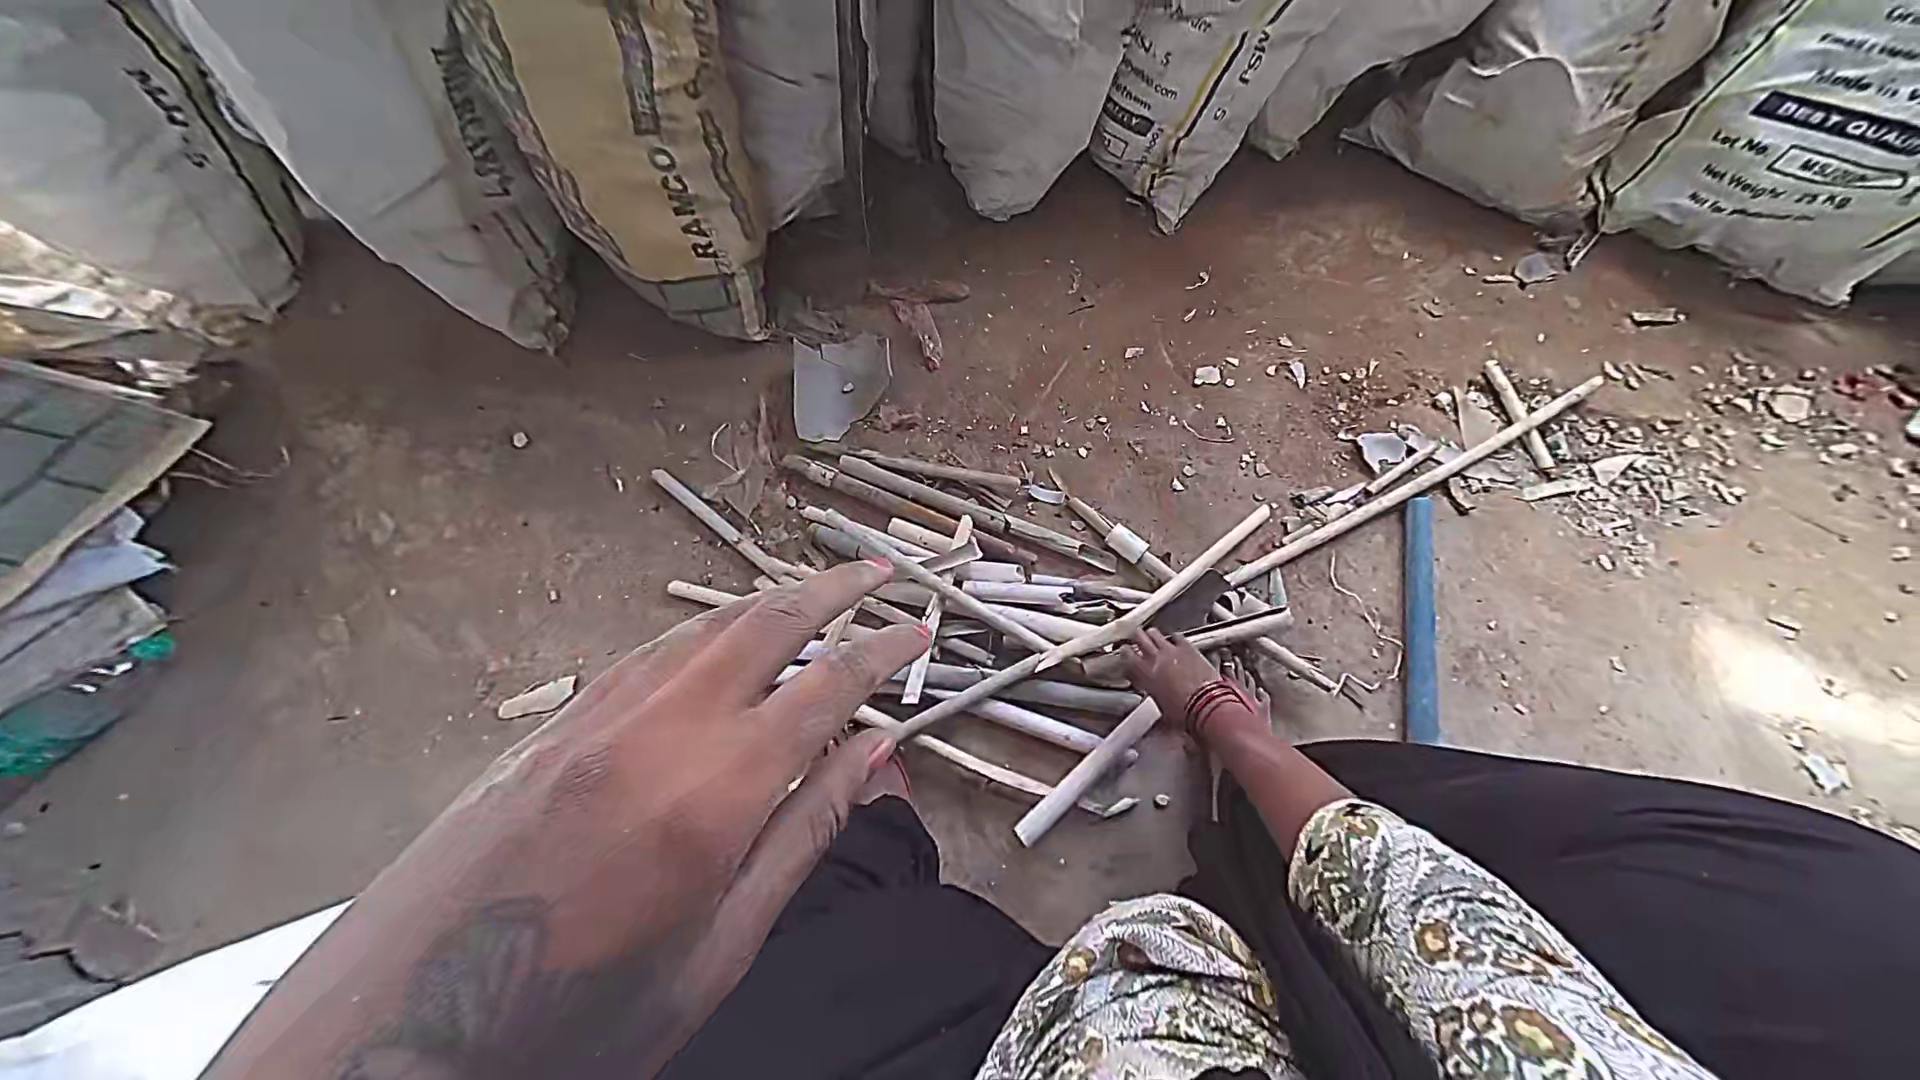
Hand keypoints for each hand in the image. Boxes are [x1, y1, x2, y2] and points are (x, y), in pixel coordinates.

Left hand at [206, 559, 930, 1079]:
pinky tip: (730, 630)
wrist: (396, 1040)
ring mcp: (605, 712)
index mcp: (720, 789)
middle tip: (876, 569)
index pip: (830, 685)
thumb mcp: (725, 943)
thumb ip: (810, 830)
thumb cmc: (584, 1014)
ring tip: (818, 588)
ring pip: (711, 623)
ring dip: (775, 597)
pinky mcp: (562, 718)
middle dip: (834, 587)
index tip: (917, 630)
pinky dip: (712, 624)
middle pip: (770, 622)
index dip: (884, 650)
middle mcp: (665, 726)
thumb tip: (877, 753)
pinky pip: (658, 647)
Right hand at [1127, 628, 1266, 741]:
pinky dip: (1175, 638)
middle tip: (1138, 639)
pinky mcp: (1188, 647)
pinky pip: (1177, 636)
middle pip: (1138, 637)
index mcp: (1143, 673)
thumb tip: (1151, 690)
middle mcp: (1154, 658)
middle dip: (1137, 637)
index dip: (1125, 652)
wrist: (1206, 706)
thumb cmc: (1184, 712)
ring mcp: (1171, 650)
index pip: (1126, 654)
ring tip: (1154, 637)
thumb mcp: (1159, 704)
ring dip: (1153, 635)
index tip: (1126, 652)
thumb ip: (1150, 690)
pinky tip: (1177, 641)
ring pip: (1154, 633)